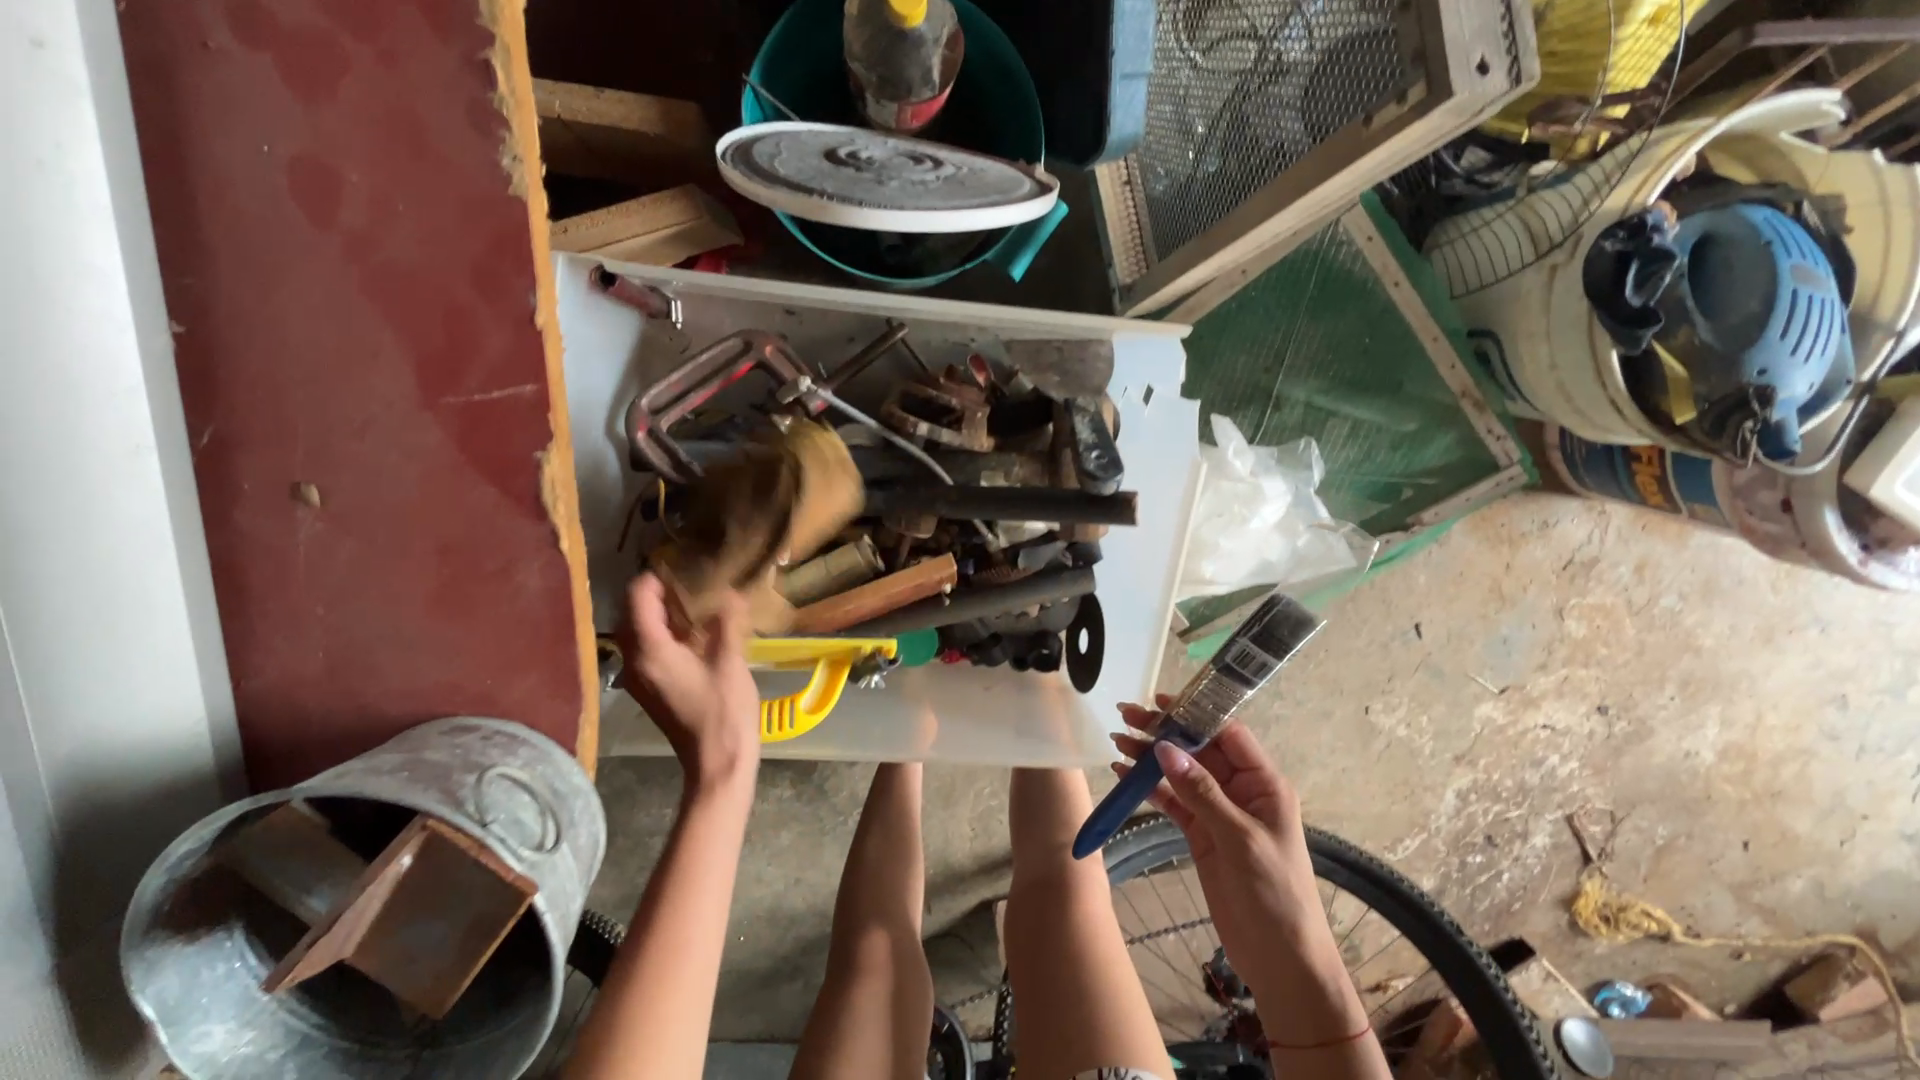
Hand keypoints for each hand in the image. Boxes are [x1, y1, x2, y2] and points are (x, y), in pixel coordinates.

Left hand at [618, 573, 760, 794]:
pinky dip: (663, 636)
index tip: (682, 567)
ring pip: (638, 634)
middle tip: (690, 583)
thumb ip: (727, 623)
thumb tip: (730, 594)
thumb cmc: (724, 712)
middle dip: (656, 596)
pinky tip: (694, 636)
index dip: (655, 578)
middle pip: (632, 615)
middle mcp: (634, 662)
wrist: (716, 764)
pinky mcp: (650, 690)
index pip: (637, 598)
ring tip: (695, 605)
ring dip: (660, 616)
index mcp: (650, 651)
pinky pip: (647, 651)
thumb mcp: (731, 662)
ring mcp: (639, 679)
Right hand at [1111, 699, 1326, 1001]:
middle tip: (1126, 715)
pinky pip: (1173, 802)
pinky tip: (1125, 775)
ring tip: (1117, 740)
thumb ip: (1202, 793)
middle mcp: (1241, 791)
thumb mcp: (1241, 840)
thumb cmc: (1275, 894)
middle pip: (1199, 750)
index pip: (1228, 734)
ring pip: (1181, 774)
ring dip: (1151, 758)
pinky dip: (1150, 788)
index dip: (1196, 714)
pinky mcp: (1200, 836)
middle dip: (1165, 732)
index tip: (1160, 701)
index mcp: (1264, 784)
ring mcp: (1218, 813)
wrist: (1280, 957)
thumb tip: (1167, 749)